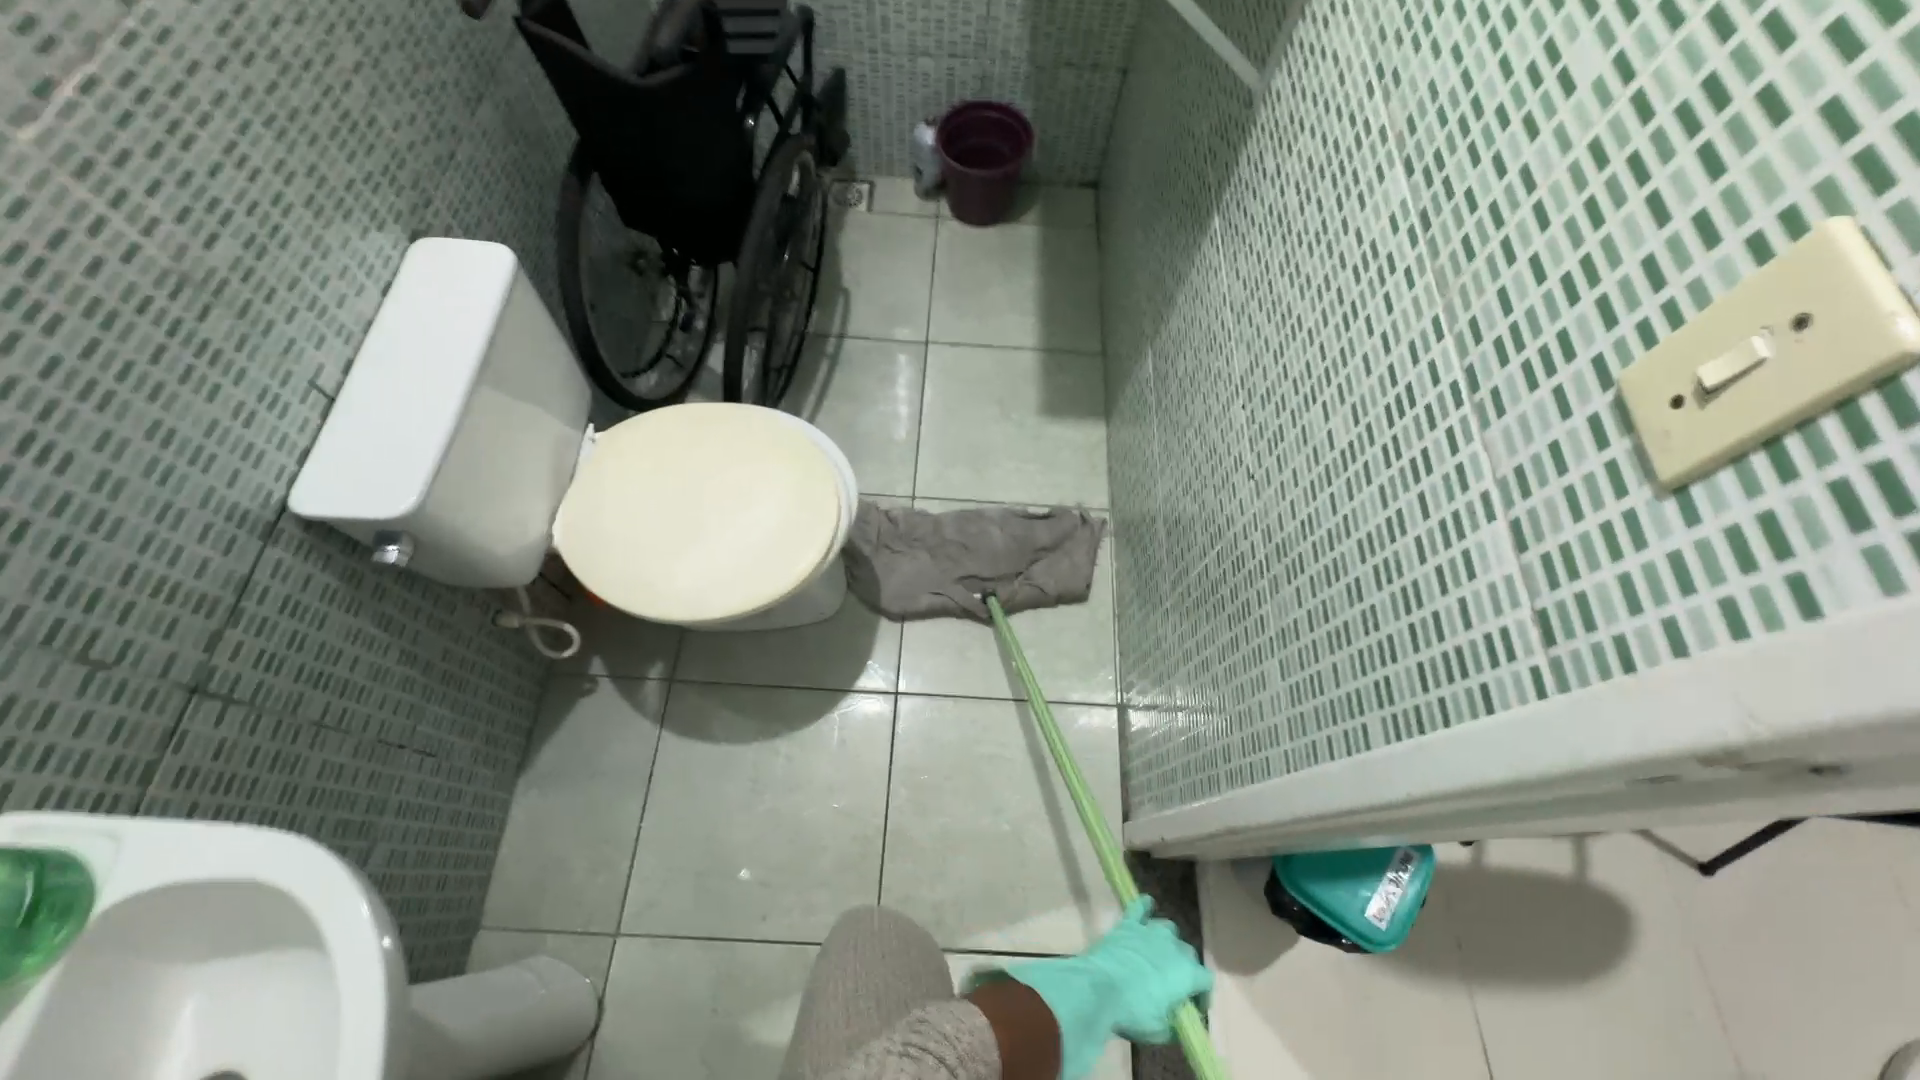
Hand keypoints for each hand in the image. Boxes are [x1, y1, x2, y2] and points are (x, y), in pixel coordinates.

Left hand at [1081, 897, 1212, 1042]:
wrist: (1098, 989)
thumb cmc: (1133, 1013)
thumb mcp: (1159, 1031)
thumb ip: (1171, 1024)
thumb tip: (1171, 1021)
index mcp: (1188, 974)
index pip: (1206, 981)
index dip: (1201, 995)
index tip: (1193, 1008)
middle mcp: (1174, 948)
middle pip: (1188, 954)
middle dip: (1184, 968)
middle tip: (1171, 985)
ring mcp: (1151, 932)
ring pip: (1168, 929)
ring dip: (1166, 942)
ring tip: (1158, 954)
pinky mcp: (1128, 925)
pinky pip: (1140, 908)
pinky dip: (1144, 906)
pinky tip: (1147, 905)